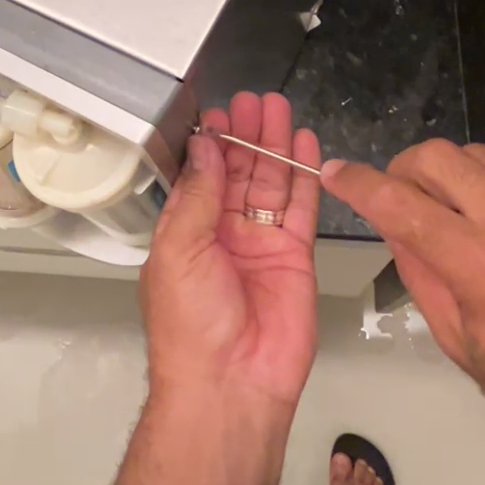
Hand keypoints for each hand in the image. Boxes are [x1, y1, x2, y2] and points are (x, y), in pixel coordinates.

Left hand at [139, 92, 321, 410]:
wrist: (231, 384)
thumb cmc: (190, 323)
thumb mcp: (179, 247)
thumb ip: (198, 192)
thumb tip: (203, 144)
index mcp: (187, 229)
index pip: (201, 174)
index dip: (212, 142)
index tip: (221, 110)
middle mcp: (223, 231)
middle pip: (238, 171)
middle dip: (246, 135)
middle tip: (255, 99)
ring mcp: (260, 242)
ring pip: (270, 182)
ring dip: (274, 145)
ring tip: (278, 107)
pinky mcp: (294, 255)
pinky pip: (300, 207)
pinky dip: (304, 175)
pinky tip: (304, 143)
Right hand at [320, 141, 484, 484]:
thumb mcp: (463, 344)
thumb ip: (421, 274)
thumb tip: (393, 225)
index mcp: (483, 268)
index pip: (400, 204)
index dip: (358, 183)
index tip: (336, 172)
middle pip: (436, 155)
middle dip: (401, 166)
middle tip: (398, 195)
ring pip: (475, 152)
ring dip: (445, 171)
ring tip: (446, 207)